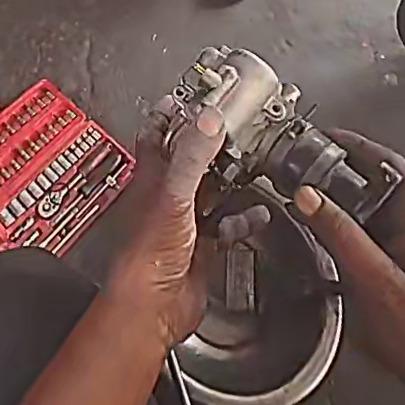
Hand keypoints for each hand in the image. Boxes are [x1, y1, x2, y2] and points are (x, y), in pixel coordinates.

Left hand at [103, 98, 271, 347]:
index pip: (160, 131)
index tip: (198, 96)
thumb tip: (209, 119)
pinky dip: (243, 218)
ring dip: (233, 181)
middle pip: (193, 159)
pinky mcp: (202, 244)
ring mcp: (185, 219)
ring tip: (253, 168)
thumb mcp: (175, 195)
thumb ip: (193, 156)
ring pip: (212, 190)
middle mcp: (168, 194)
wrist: (153, 307)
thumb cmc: (149, 254)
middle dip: (215, 145)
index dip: (176, 111)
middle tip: (239, 131)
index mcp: (154, 176)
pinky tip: (256, 215)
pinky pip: (227, 224)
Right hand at [293, 132, 404, 404]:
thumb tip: (307, 196)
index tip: (323, 137)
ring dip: (342, 201)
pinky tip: (325, 235)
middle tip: (303, 167)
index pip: (391, 165)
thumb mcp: (378, 286)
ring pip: (374, 209)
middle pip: (380, 183)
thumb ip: (341, 237)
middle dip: (341, 171)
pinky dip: (348, 227)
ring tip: (306, 196)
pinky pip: (374, 234)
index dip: (357, 145)